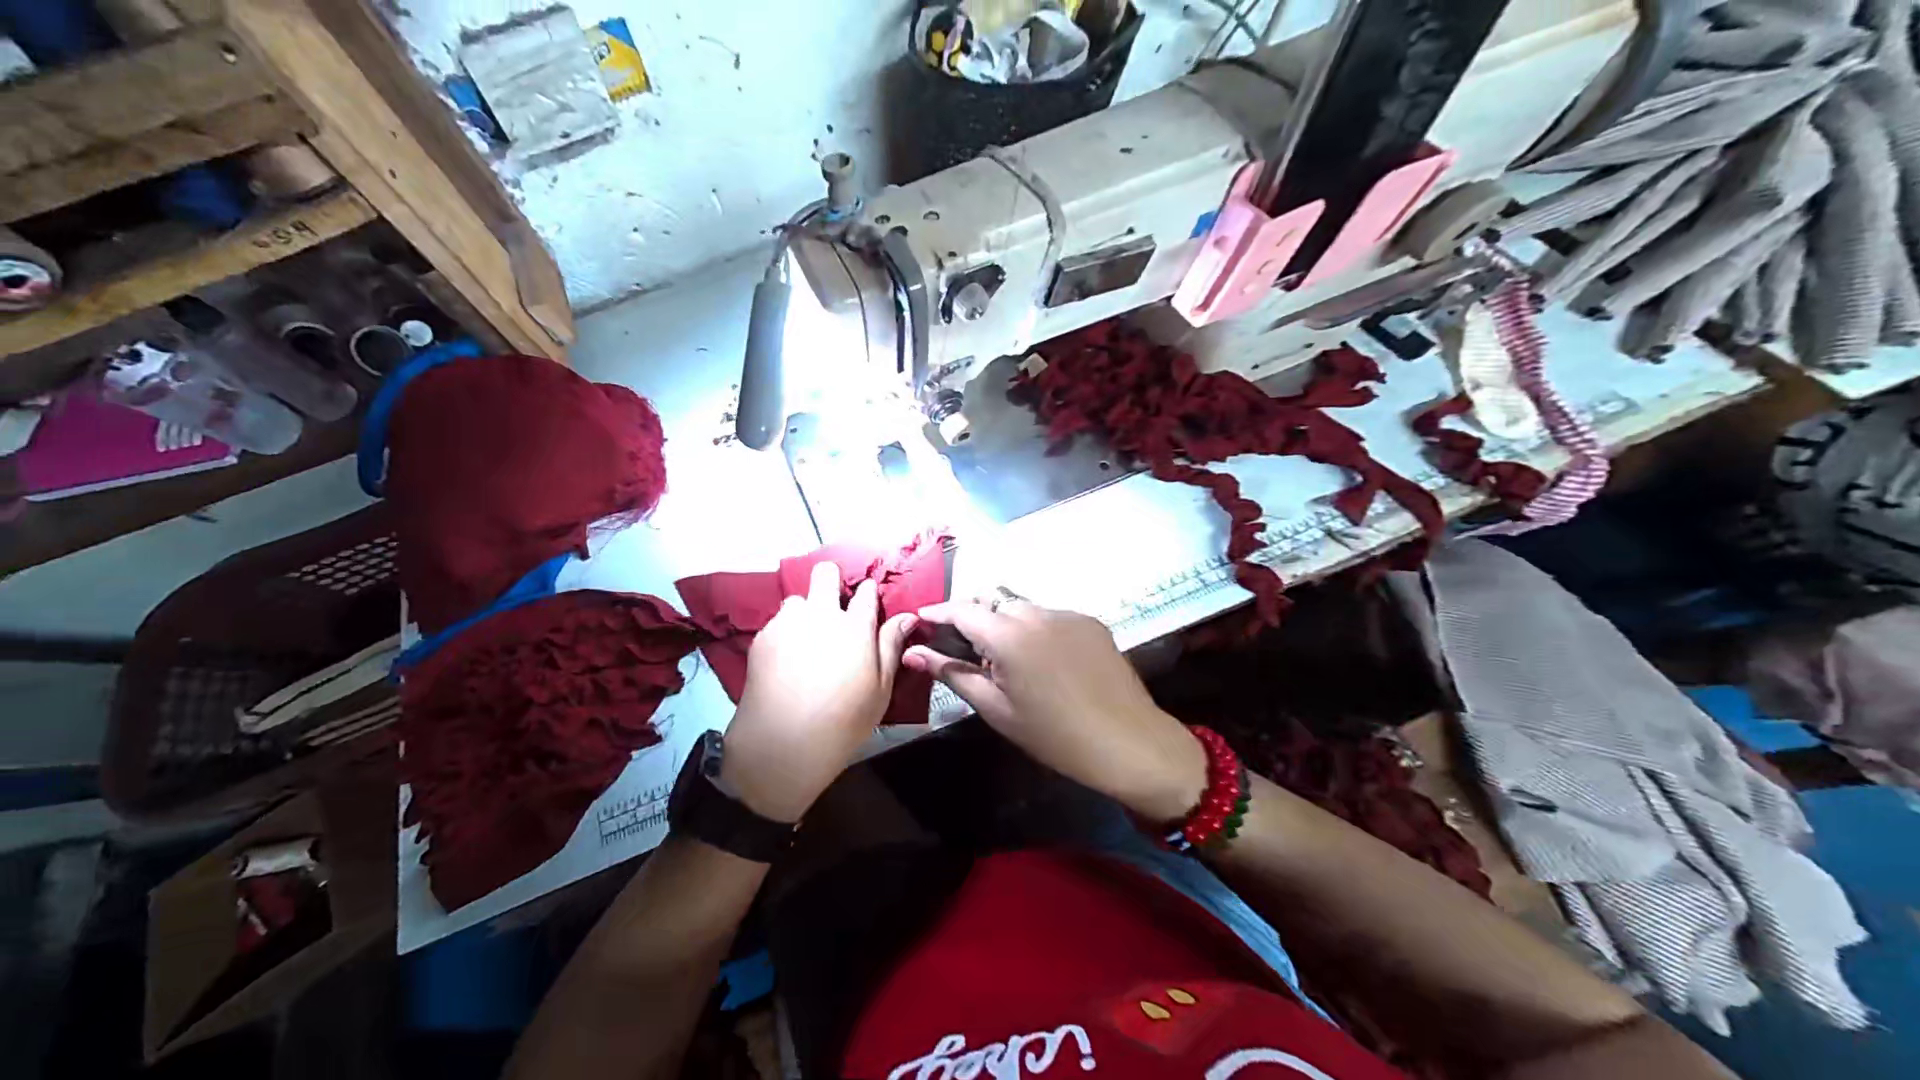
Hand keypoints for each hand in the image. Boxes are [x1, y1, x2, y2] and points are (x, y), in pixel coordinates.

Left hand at [720, 562, 917, 821]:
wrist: (783, 742)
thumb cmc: (844, 720)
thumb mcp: (881, 689)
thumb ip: (891, 646)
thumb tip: (907, 617)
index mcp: (856, 626)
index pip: (866, 591)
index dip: (868, 595)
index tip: (867, 607)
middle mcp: (821, 614)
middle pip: (825, 573)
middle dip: (831, 581)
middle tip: (833, 608)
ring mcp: (788, 623)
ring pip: (797, 600)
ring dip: (805, 612)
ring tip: (806, 641)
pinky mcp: (762, 637)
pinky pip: (777, 623)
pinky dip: (785, 633)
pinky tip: (786, 661)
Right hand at [904, 596, 1206, 823]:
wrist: (1127, 741)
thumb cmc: (1053, 735)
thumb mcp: (996, 708)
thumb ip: (953, 673)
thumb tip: (914, 652)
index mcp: (1008, 635)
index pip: (962, 609)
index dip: (938, 612)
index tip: (922, 620)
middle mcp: (1036, 613)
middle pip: (994, 601)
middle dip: (973, 616)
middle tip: (964, 647)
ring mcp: (1067, 615)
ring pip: (1023, 607)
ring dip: (1006, 622)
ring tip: (1005, 659)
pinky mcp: (1091, 622)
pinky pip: (1051, 617)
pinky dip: (1036, 630)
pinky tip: (1042, 662)